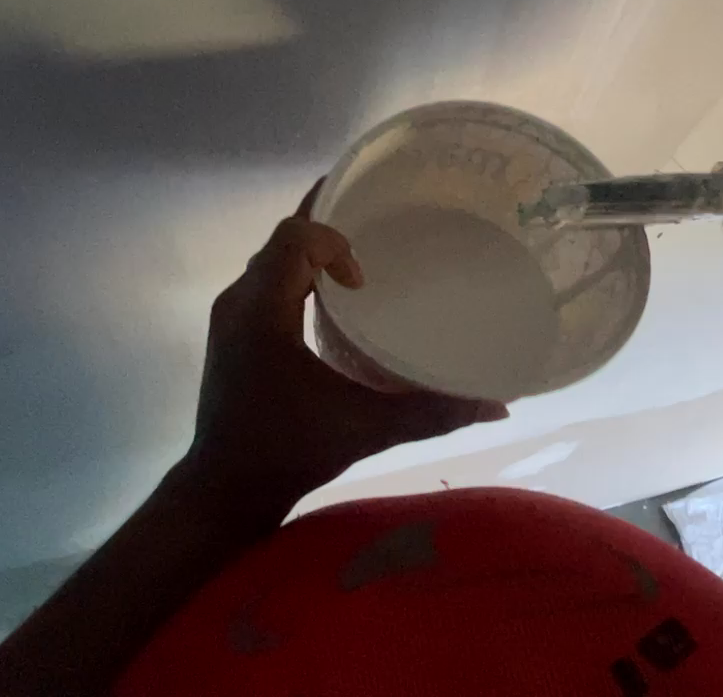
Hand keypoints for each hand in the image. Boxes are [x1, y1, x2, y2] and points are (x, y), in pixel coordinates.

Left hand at [186, 183, 507, 502]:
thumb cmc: (290, 453)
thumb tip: (498, 404)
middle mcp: (239, 302)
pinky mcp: (231, 331)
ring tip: (358, 266)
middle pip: (282, 239)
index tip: (364, 280)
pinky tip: (329, 299)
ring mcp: (230, 315)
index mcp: (263, 311)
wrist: (224, 489)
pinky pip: (266, 280)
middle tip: (375, 240)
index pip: (295, 238)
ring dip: (311, 254)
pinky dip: (297, 274)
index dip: (334, 239)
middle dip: (326, 231)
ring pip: (271, 258)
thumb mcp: (366, 429)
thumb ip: (431, 412)